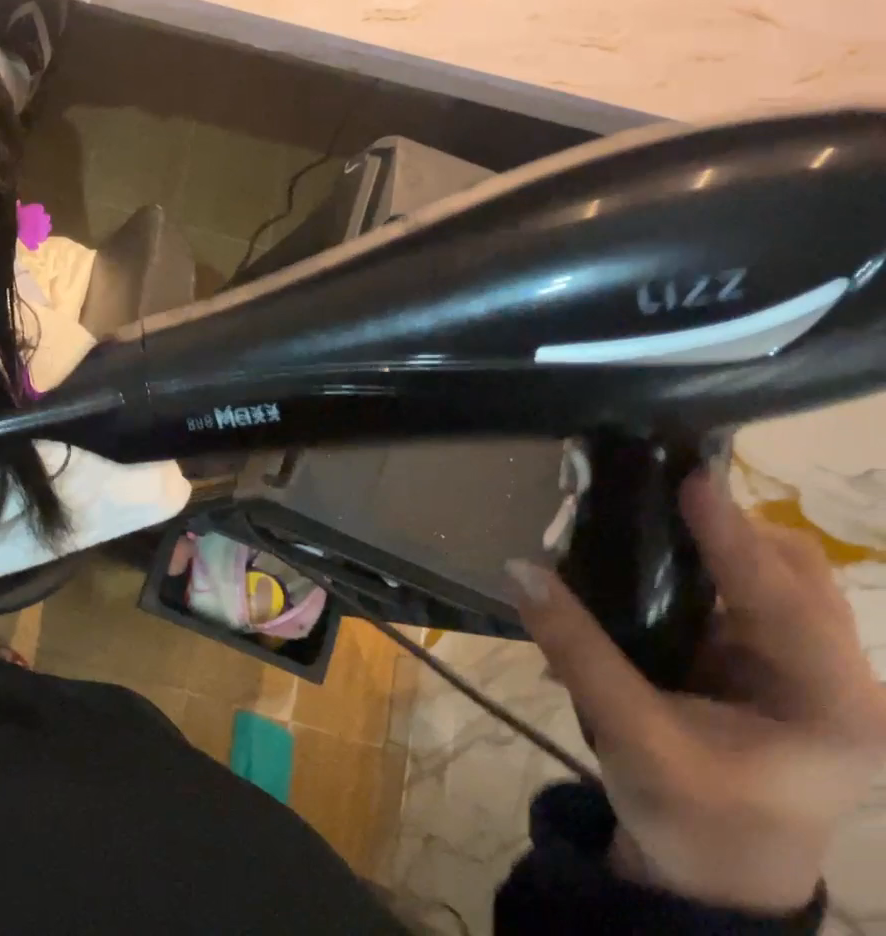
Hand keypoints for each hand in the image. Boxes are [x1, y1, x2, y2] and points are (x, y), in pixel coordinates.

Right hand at [509, 472, 885, 914]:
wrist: (713, 877)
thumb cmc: (689, 817)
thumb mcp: (632, 736)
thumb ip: (578, 651)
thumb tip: (518, 570)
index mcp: (837, 706)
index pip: (786, 601)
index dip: (733, 538)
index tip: (692, 480)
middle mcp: (840, 680)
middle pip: (799, 579)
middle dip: (733, 532)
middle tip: (656, 493)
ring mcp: (808, 675)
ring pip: (775, 586)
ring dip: (717, 549)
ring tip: (651, 515)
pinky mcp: (768, 674)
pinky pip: (741, 604)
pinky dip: (700, 575)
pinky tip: (651, 561)